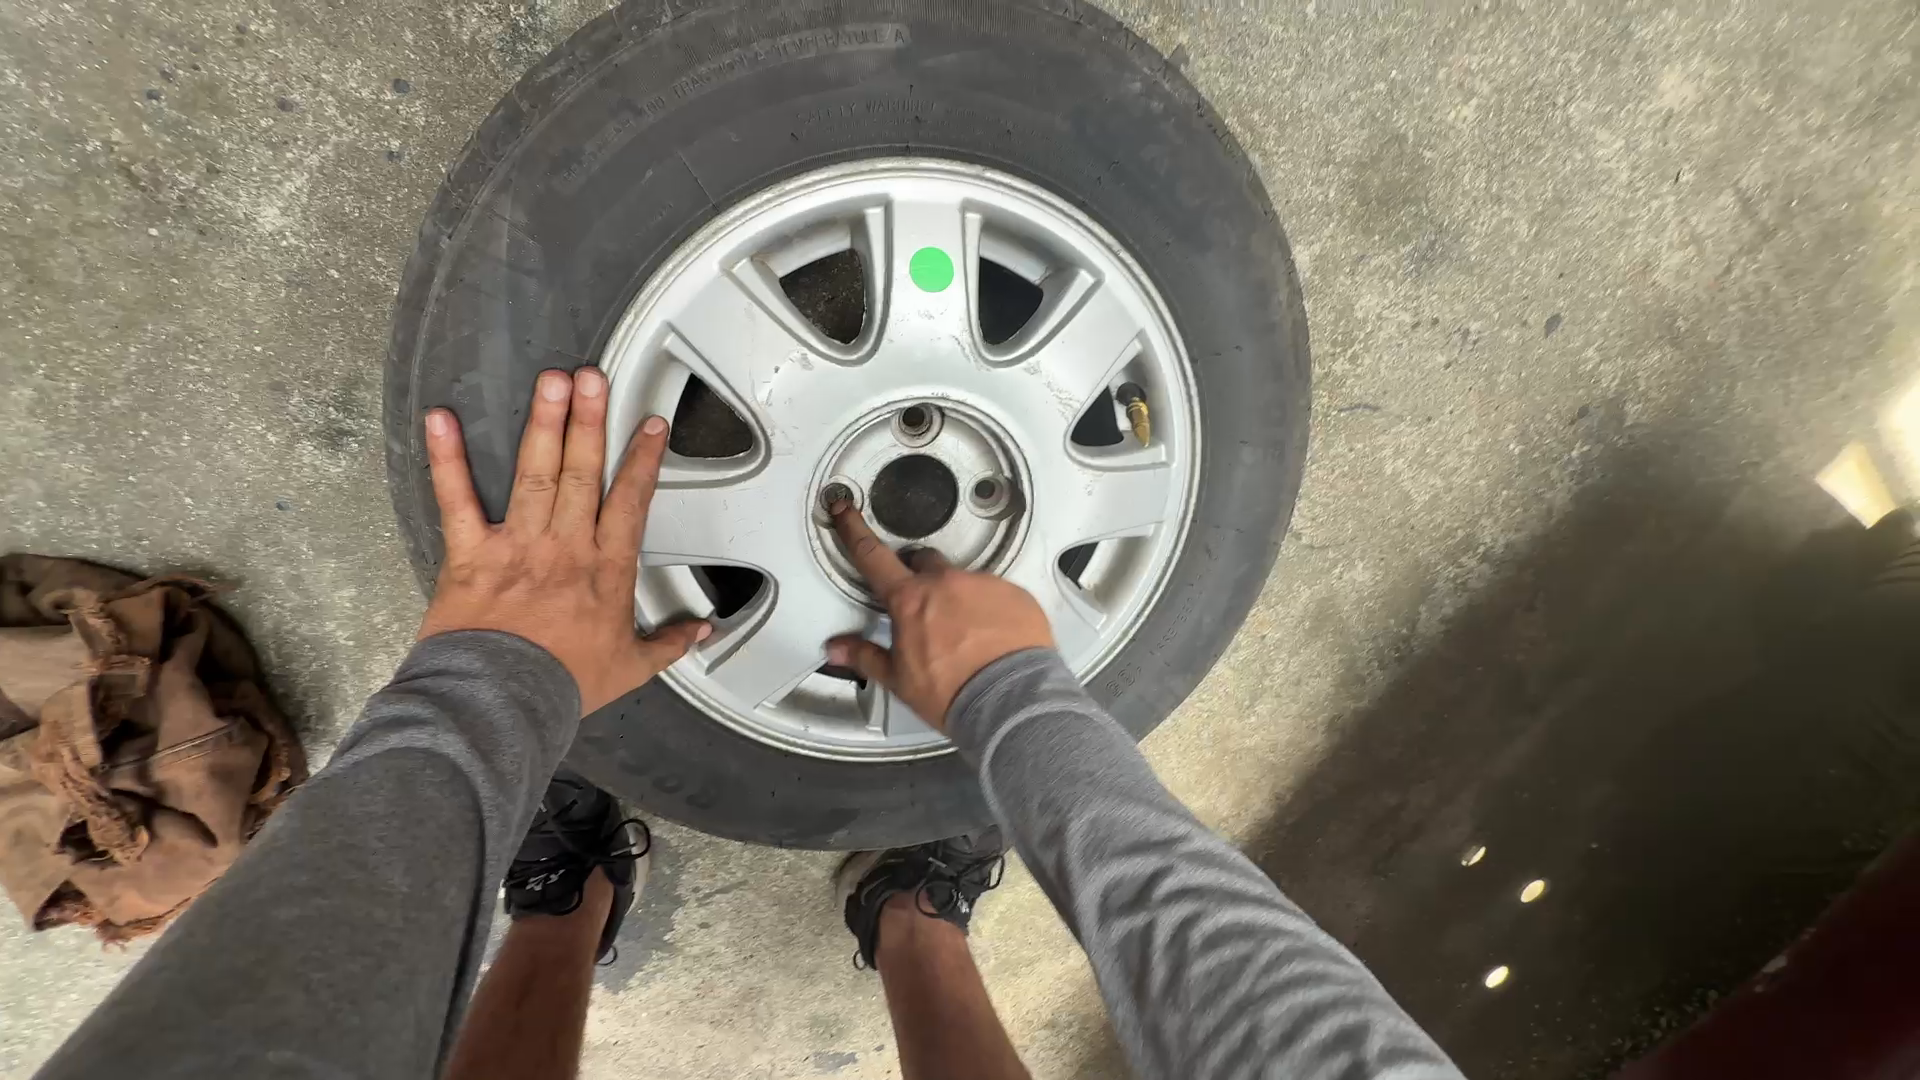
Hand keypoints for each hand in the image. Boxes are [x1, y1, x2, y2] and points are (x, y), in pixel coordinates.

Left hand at [418, 367, 709, 715]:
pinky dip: (448, 460)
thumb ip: (671, 643)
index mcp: (606, 568)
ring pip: (534, 475)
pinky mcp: (469, 554)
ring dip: (543, 425)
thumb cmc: (565, 682)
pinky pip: (456, 501)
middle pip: (582, 472)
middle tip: (593, 378)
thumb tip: (704, 632)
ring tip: (550, 382)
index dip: (643, 459)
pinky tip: (442, 419)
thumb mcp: (632, 667)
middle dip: (589, 421)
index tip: (650, 425)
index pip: (632, 501)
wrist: (499, 703)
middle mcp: (565, 546)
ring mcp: (517, 545)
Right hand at [824, 501, 1052, 729]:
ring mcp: (983, 584)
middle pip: (924, 562)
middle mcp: (947, 583)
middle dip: (918, 576)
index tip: (846, 511)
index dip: (854, 530)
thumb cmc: (954, 692)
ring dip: (959, 597)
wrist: (1010, 700)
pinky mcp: (1014, 594)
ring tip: (966, 635)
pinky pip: (997, 592)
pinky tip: (992, 637)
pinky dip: (991, 608)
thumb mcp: (899, 678)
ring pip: (963, 579)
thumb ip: (865, 656)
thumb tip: (838, 649)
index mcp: (910, 600)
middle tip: (923, 608)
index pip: (873, 556)